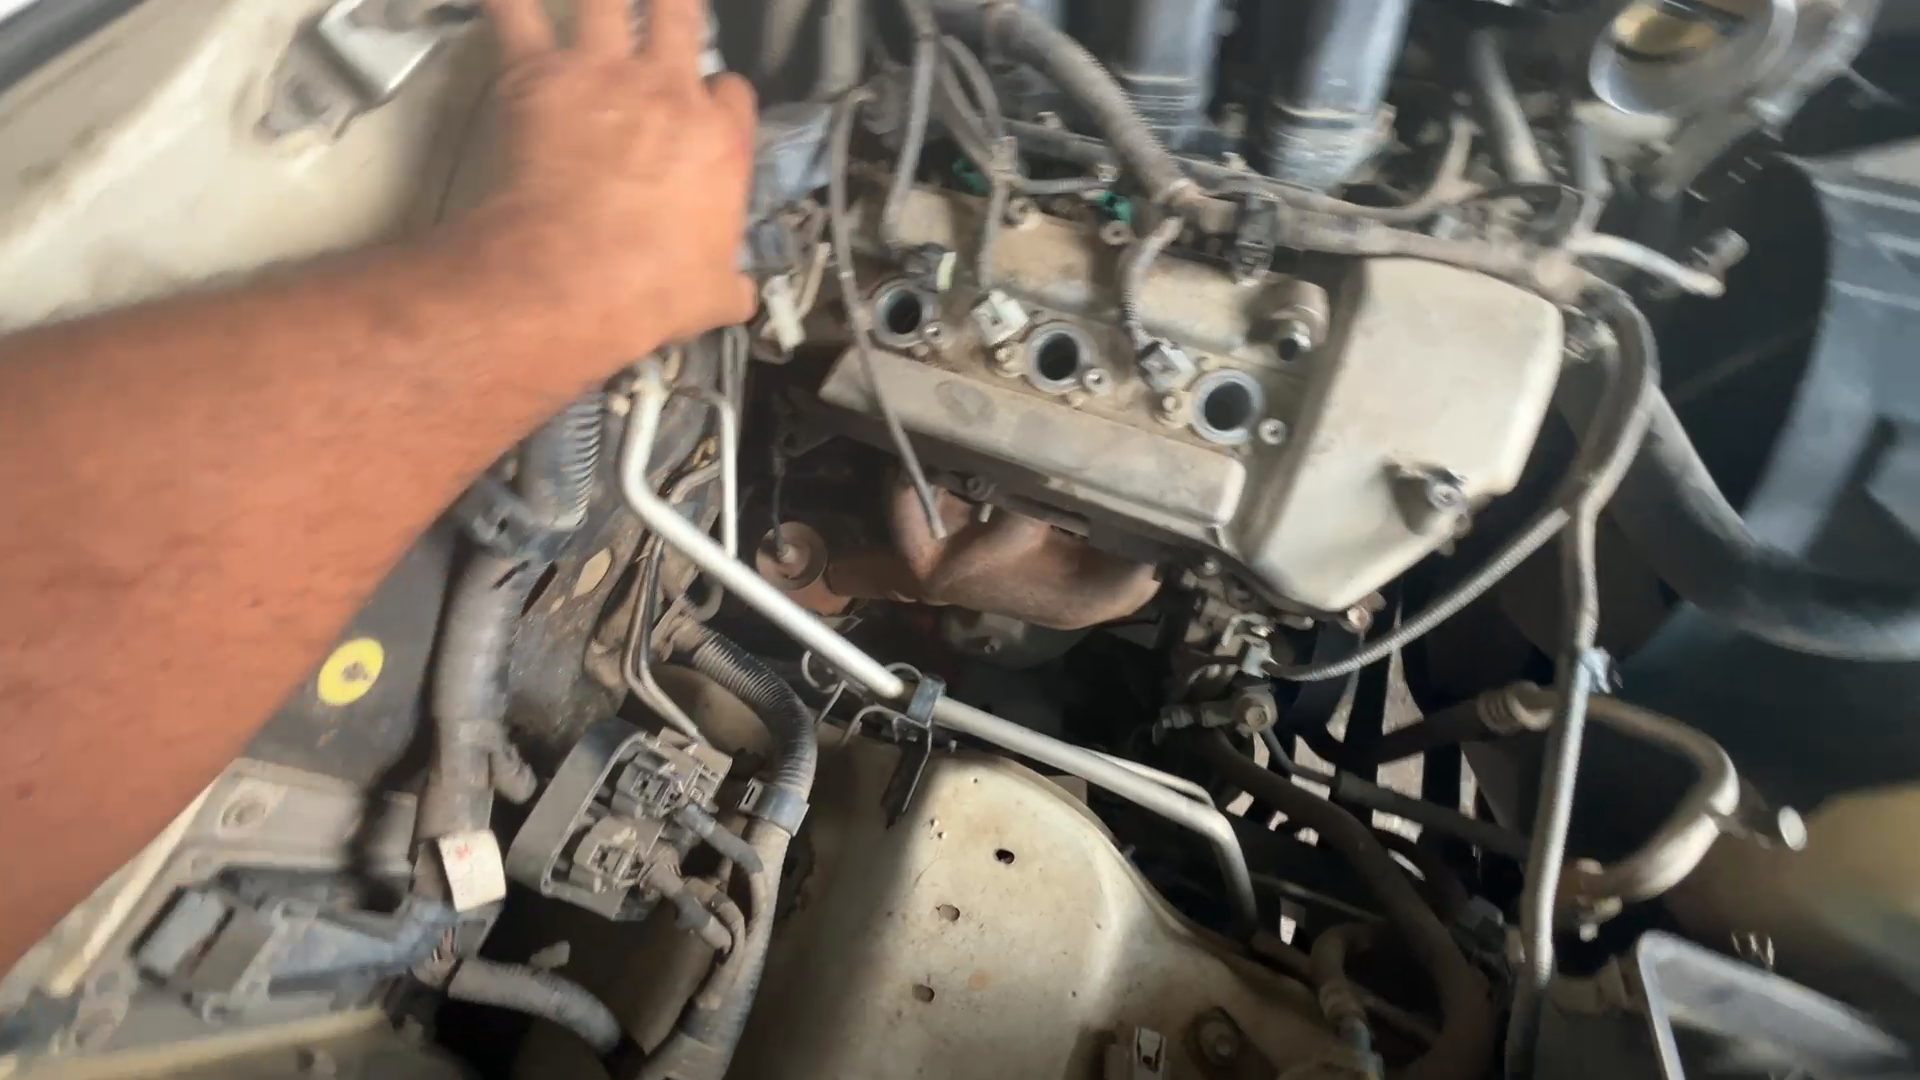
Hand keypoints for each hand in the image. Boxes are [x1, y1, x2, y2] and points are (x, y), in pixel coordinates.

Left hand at [467, 0, 757, 355]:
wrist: (580, 276)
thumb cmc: (660, 288)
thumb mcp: (719, 296)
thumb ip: (733, 282)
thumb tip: (740, 293)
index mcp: (721, 142)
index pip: (734, 93)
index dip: (723, 97)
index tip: (712, 108)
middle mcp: (669, 91)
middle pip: (679, 14)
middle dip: (673, 8)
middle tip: (663, 10)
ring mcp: (603, 73)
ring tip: (602, 3)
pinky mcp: (537, 72)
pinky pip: (514, 9)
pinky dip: (511, 2)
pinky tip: (513, 3)